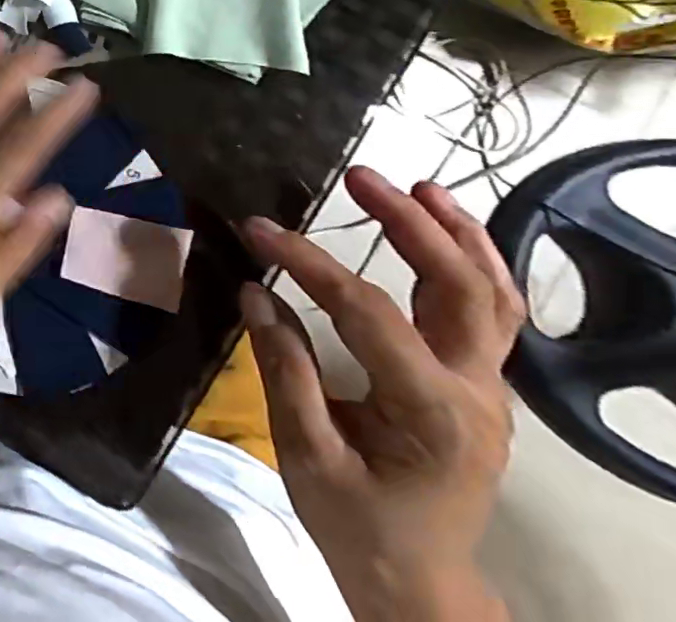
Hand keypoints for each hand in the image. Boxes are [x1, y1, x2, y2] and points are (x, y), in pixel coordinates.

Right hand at [239, 166, 525, 621]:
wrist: (414, 569)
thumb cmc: (351, 516)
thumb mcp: (303, 449)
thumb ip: (283, 368)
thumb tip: (254, 292)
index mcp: (430, 410)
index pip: (367, 313)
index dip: (308, 263)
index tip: (254, 228)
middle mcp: (476, 391)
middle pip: (461, 289)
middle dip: (414, 226)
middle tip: (362, 178)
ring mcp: (488, 388)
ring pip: (493, 296)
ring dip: (457, 235)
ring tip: (419, 186)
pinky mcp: (477, 384)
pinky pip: (490, 314)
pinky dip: (474, 265)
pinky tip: (446, 235)